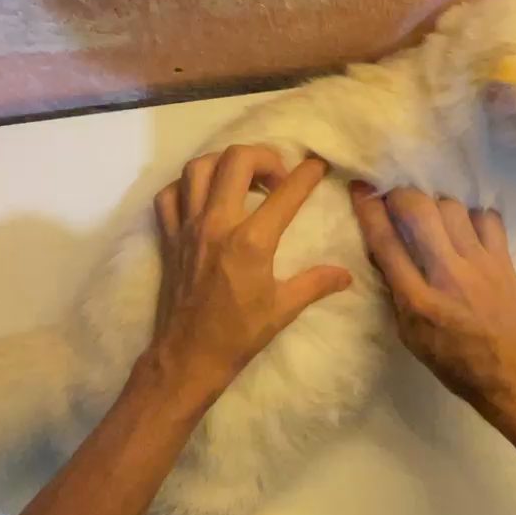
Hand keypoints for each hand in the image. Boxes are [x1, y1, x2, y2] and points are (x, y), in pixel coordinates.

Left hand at [145, 146, 352, 403]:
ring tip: (241, 180)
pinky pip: (170, 195)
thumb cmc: (239, 335)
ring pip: (199, 168)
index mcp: (251, 241)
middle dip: (264, 157)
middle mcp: (217, 224)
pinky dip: (186, 187)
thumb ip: (316, 284)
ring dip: (224, 164)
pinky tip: (203, 199)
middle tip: (277, 178)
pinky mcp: (169, 238)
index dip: (308, 174)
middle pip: (237, 160)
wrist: (189, 357)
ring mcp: (188, 228)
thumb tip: (346, 275)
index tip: (318, 167)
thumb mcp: (283, 309)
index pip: (286, 193)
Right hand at [350, 184, 515, 420]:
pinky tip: (465, 228)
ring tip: (431, 216)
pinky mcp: (504, 259)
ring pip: (452, 206)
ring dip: (435, 204)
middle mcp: (447, 274)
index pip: (386, 242)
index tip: (360, 188)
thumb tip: (384, 253)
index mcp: (417, 301)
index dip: (369, 209)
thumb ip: (396, 294)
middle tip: (396, 198)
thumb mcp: (410, 336)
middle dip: (401, 194)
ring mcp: (480, 262)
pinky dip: (471, 216)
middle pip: (419, 209)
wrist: (512, 373)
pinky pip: (486, 217)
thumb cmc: (454, 362)